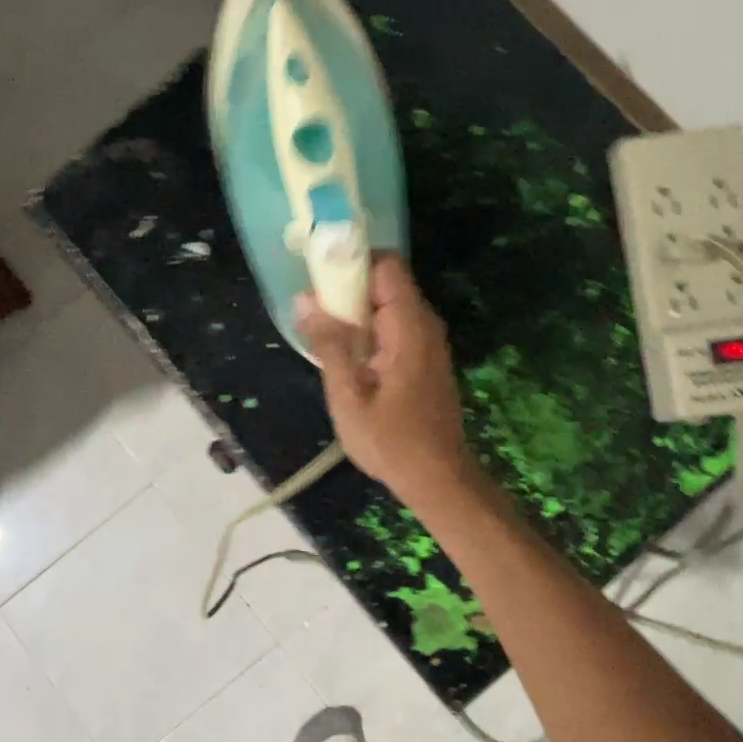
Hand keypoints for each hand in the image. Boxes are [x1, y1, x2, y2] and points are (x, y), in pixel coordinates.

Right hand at [296, 255, 475, 503]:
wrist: (437, 478)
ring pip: (389, 305)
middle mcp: (425, 325)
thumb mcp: (348, 396)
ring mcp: (429, 342)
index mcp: (409, 327)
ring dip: (357, 313)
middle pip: (386, 282)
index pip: (387, 265)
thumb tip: (305, 300)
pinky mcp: (426, 359)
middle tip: (314, 315)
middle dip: (348, 289)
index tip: (319, 281)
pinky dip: (371, 331)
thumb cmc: (391, 442)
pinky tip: (350, 359)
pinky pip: (395, 327)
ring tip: (325, 337)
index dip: (352, 263)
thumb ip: (329, 345)